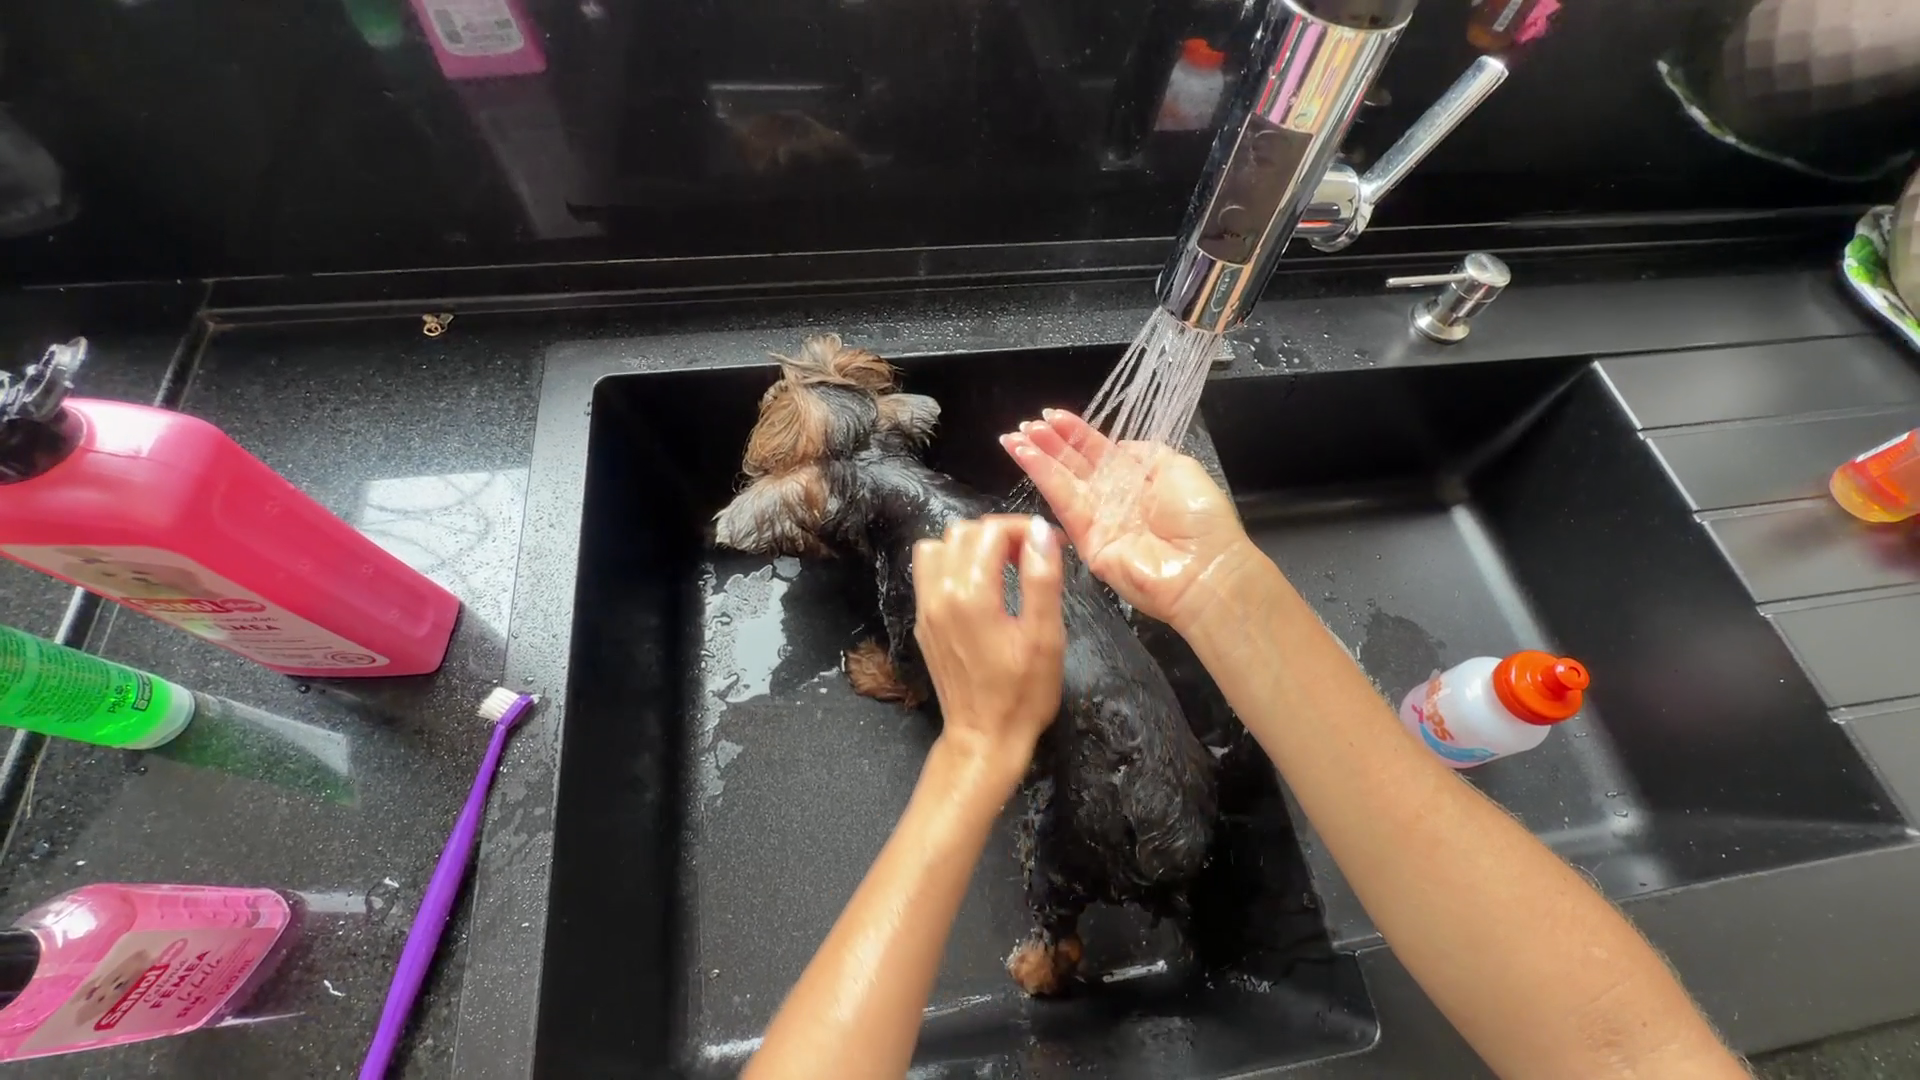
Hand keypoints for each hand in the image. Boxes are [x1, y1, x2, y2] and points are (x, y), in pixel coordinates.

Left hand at [911, 516, 1065, 780]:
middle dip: (999, 534)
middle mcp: (940, 594)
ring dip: (971, 545)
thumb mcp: (1045, 637)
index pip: (990, 531)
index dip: (1024, 528)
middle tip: (1030, 556)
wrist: (984, 738)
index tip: (1050, 545)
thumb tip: (1039, 531)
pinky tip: (980, 586)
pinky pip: (929, 573)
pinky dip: (953, 564)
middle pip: (962, 532)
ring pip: (938, 547)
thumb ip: (1042, 578)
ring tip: (1002, 566)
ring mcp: (926, 609)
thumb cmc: (1023, 693)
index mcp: (971, 595)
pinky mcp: (924, 623)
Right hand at [1001, 409, 1251, 633]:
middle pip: (1076, 465)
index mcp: (1138, 479)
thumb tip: (1119, 445)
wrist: (1204, 568)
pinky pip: (1062, 502)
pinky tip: (1026, 456)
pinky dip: (1042, 477)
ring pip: (1062, 481)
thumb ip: (1146, 452)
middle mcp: (1115, 498)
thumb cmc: (1200, 518)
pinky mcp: (1087, 540)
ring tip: (1014, 437)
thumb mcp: (1179, 468)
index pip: (1100, 451)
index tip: (1053, 416)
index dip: (1076, 434)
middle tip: (1026, 425)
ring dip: (1037, 458)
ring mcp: (1099, 520)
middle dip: (1050, 444)